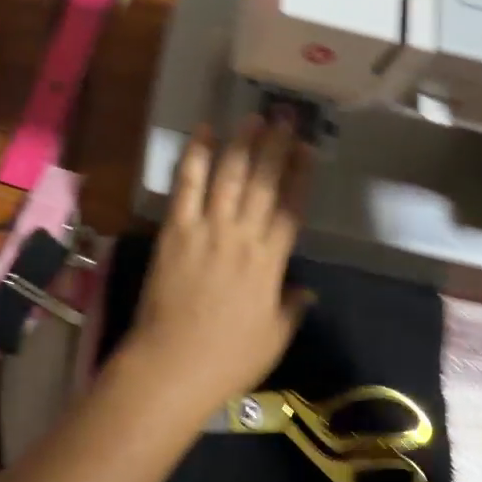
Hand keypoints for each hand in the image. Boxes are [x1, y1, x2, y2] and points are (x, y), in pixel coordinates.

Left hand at [121, 116, 314, 419]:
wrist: (173, 365)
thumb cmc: (227, 359)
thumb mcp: (273, 339)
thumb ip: (291, 308)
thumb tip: (307, 290)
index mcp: (270, 263)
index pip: (290, 209)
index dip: (301, 176)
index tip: (309, 149)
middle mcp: (242, 237)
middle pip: (263, 182)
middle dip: (276, 146)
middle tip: (285, 116)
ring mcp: (207, 229)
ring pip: (229, 175)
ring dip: (242, 143)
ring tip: (253, 117)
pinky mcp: (175, 229)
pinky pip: (187, 185)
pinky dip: (196, 156)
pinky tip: (204, 132)